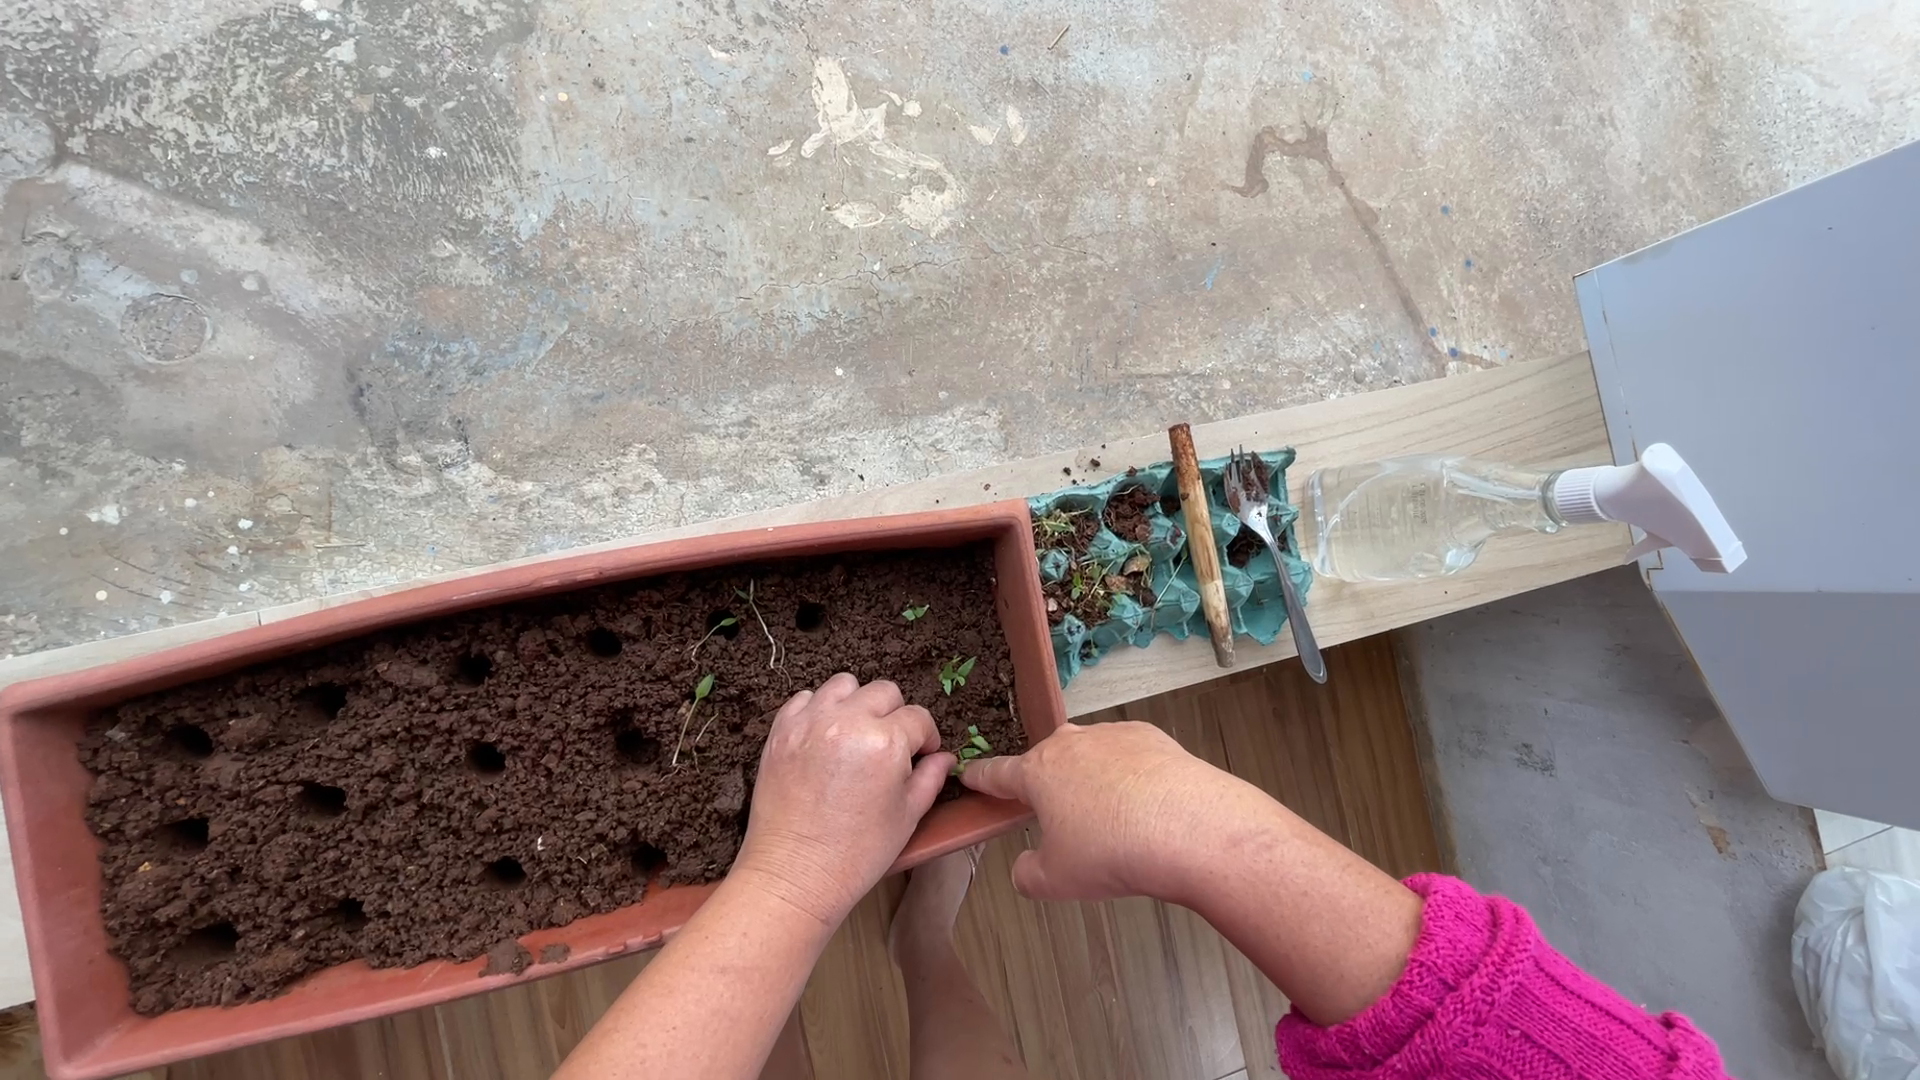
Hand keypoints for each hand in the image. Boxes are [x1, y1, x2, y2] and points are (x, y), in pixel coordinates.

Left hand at [731, 673, 954, 926]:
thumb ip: (929, 778)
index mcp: (885, 742)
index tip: (922, 754)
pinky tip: (825, 736)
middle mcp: (848, 721)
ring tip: (856, 733)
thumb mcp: (906, 817)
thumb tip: (944, 757)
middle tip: (890, 745)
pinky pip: (805, 698)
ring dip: (857, 703)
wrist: (793, 877)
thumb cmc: (856, 854)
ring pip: (845, 685)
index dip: (926, 737)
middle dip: (895, 715)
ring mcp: (811, 722)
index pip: (918, 718)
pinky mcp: (781, 730)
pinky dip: (819, 709)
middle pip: (884, 692)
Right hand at [960, 720, 1261, 904]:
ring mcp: (1110, 735)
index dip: (981, 778)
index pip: (998, 774)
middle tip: (1062, 819)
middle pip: (1048, 762)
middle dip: (1048, 785)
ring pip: (1089, 757)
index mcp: (1038, 773)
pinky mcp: (1149, 736)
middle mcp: (1069, 745)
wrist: (1188, 826)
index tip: (969, 774)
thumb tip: (1025, 869)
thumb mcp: (1057, 880)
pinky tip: (1145, 804)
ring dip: (1092, 781)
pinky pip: (1127, 755)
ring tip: (1114, 821)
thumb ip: (1029, 874)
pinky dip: (1129, 775)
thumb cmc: (1111, 852)